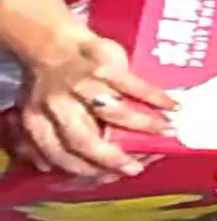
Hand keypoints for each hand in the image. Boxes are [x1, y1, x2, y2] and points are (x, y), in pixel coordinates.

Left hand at [11, 24, 174, 177]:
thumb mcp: (39, 108)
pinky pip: (136, 87)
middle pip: (83, 138)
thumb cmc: (53, 81)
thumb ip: (46, 133)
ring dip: (145, 125)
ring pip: (113, 113)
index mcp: (37, 118)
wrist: (53, 43)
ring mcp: (83, 87)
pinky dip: (158, 99)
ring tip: (170, 131)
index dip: (81, 167)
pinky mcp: (106, 70)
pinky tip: (176, 106)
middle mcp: (57, 106)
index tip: (109, 177)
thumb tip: (50, 166)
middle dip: (112, 156)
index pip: (55, 150)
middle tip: (136, 167)